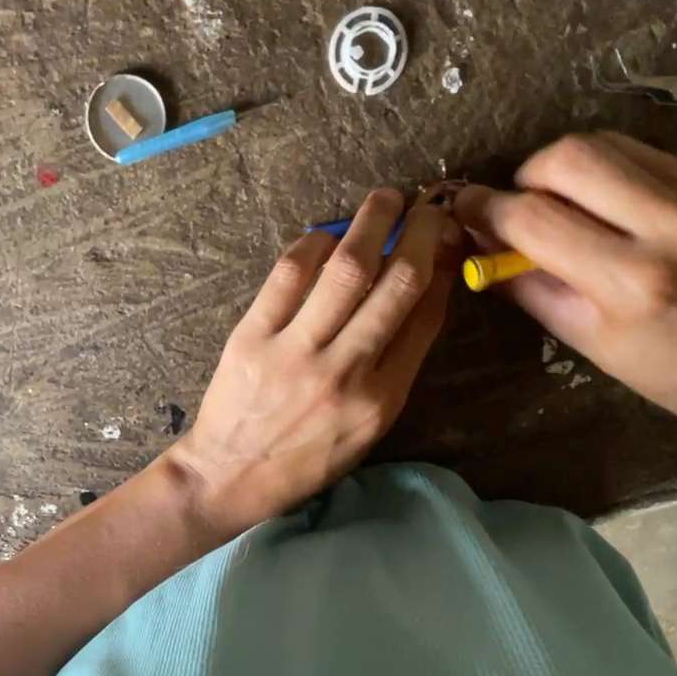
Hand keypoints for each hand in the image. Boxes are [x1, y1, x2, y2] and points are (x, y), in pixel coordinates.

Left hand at [163, 186, 462, 533]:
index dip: (443, 268)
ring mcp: (296, 353)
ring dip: (372, 220)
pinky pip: (289, 275)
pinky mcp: (252, 338)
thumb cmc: (303, 460)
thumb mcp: (364, 430)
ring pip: (347, 268)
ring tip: (385, 199)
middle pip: (398, 283)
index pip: (425, 317)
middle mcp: (346, 372)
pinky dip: (314, 245)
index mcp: (381, 400)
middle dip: (421, 233)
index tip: (447, 240)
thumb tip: (422, 297)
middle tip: (427, 207)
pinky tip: (327, 236)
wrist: (230, 477)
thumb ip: (395, 369)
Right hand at [453, 132, 676, 463]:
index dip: (488, 209)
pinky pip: (649, 156)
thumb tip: (484, 249)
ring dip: (568, 167)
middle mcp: (669, 230)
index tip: (468, 207)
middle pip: (572, 159)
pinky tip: (607, 201)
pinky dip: (611, 171)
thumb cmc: (670, 373)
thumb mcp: (589, 342)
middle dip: (528, 175)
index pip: (535, 221)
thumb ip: (533, 289)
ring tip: (564, 202)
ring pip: (611, 145)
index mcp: (627, 284)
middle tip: (522, 203)